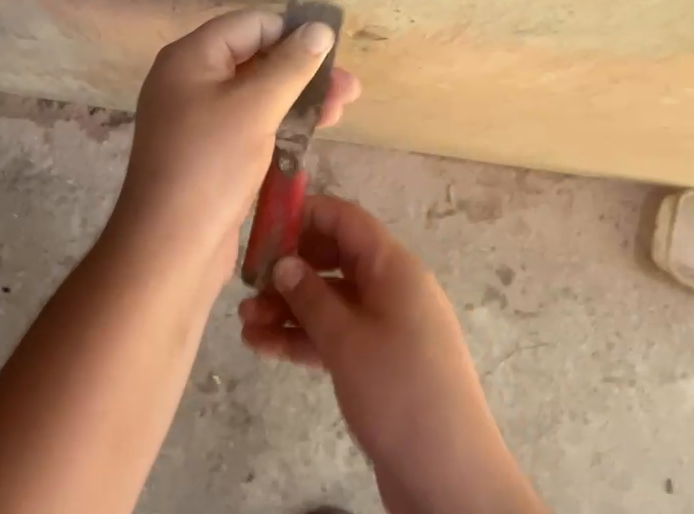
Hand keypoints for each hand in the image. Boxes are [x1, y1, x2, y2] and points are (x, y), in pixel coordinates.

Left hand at [107, 10, 359, 289]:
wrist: (171, 245)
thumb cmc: (211, 164)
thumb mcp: (256, 107)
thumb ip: (291, 65)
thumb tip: (319, 29)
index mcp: (190, 57)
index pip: (249, 25)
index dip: (291, 34)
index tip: (333, 54)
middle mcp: (189, 81)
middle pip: (255, 58)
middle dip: (302, 71)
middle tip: (350, 89)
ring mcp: (197, 118)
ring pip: (255, 94)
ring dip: (297, 98)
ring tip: (341, 110)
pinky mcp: (208, 151)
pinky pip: (248, 124)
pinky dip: (279, 124)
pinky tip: (312, 132)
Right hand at [238, 196, 546, 513]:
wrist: (449, 479)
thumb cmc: (400, 392)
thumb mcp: (347, 339)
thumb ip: (310, 296)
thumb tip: (283, 263)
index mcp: (394, 269)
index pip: (345, 220)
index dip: (305, 214)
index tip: (262, 225)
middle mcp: (391, 290)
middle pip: (333, 260)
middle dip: (289, 268)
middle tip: (247, 282)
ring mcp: (385, 328)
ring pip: (329, 301)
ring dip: (287, 308)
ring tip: (244, 322)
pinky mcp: (377, 363)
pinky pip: (334, 335)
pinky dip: (301, 338)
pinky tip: (262, 346)